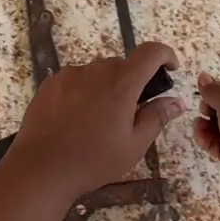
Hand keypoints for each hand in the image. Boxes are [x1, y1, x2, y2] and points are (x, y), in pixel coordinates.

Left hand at [5, 42, 184, 203]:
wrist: (42, 167)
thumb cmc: (94, 160)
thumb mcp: (133, 145)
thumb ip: (156, 117)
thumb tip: (177, 101)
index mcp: (121, 83)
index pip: (150, 52)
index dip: (165, 55)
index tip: (170, 69)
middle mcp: (95, 70)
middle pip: (122, 65)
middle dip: (132, 83)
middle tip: (130, 113)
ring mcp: (70, 74)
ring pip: (97, 73)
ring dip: (106, 87)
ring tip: (99, 121)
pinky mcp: (51, 82)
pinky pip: (75, 80)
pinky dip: (83, 91)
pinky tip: (76, 119)